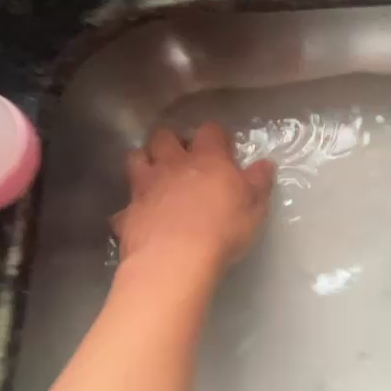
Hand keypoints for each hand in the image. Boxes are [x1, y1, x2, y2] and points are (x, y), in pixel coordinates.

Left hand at [111, 123, 275, 270]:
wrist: (174, 260)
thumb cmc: (223, 229)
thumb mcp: (255, 207)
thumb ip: (259, 182)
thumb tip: (265, 164)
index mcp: (208, 159)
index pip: (210, 131)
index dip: (216, 136)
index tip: (224, 148)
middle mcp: (173, 165)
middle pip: (164, 137)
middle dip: (172, 141)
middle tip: (184, 156)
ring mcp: (145, 187)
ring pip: (135, 159)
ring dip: (144, 162)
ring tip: (156, 175)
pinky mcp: (126, 213)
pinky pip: (125, 205)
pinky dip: (133, 208)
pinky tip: (141, 218)